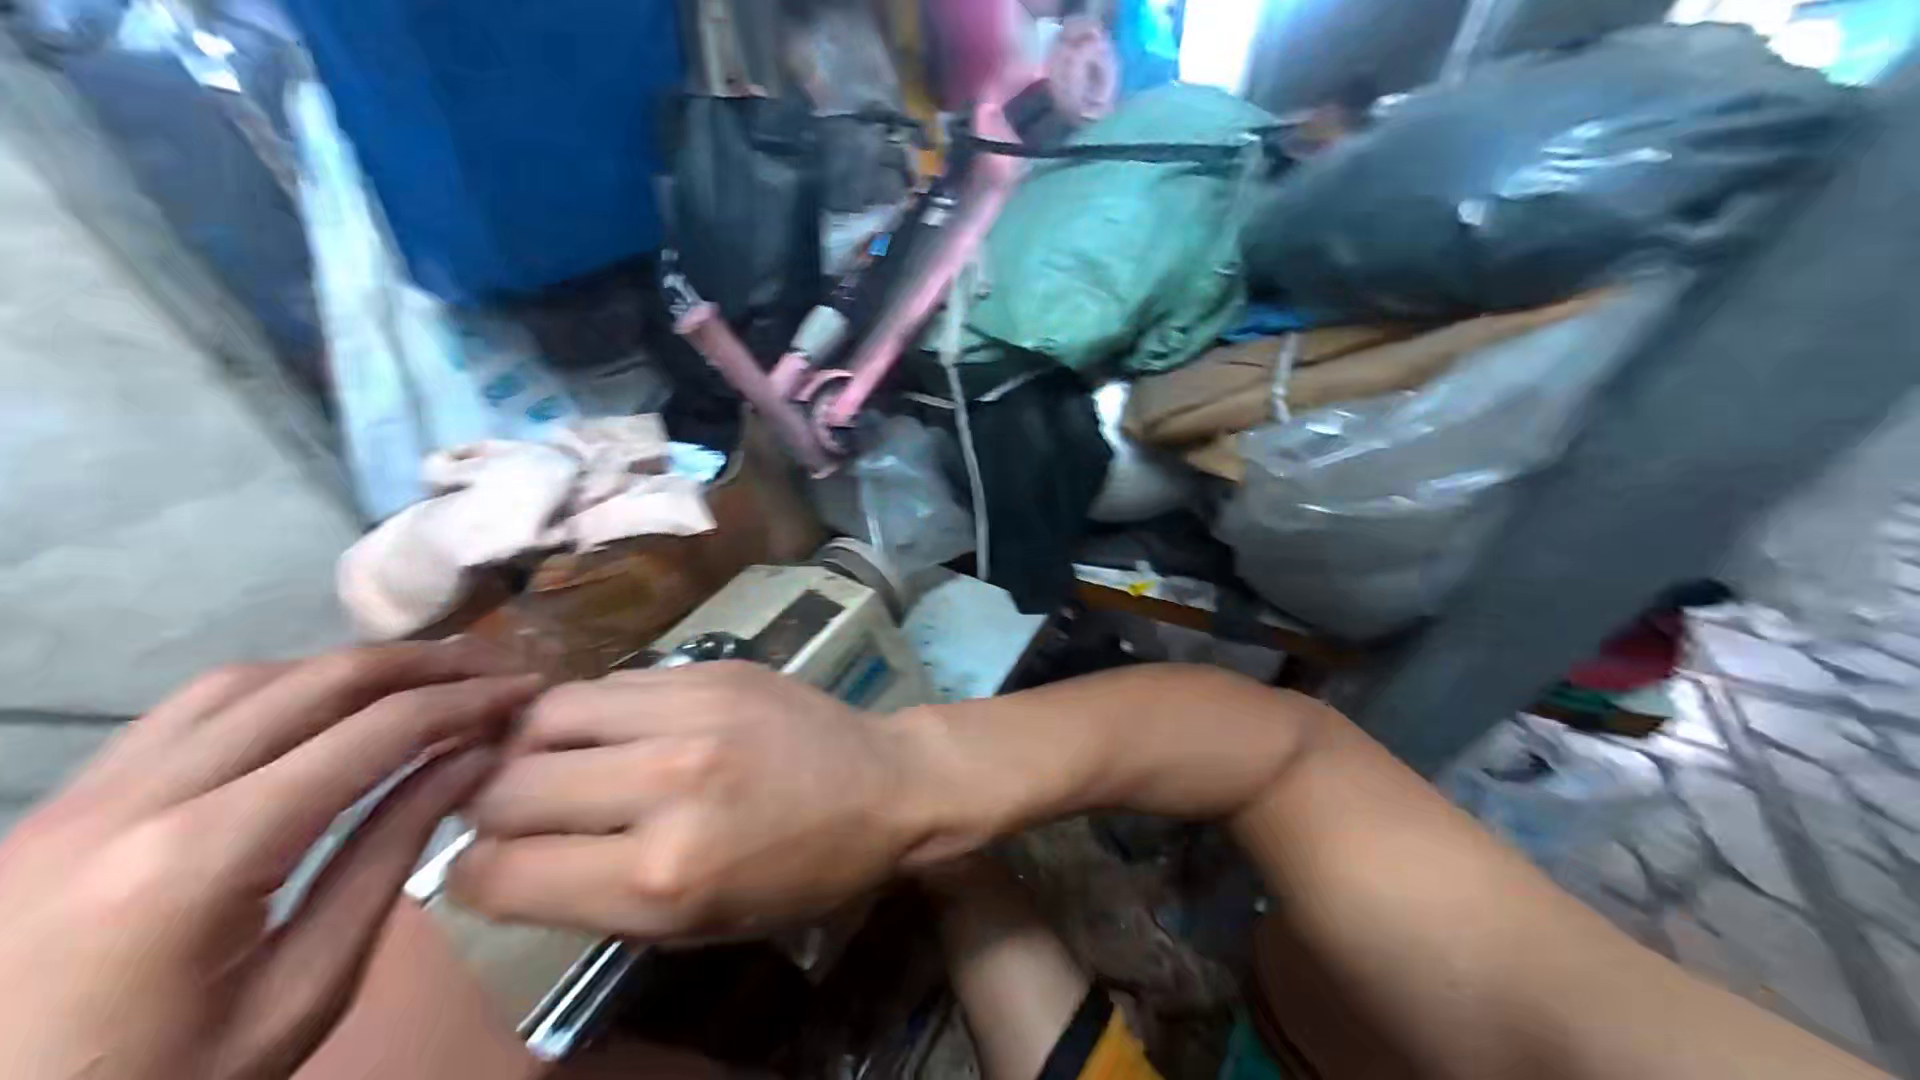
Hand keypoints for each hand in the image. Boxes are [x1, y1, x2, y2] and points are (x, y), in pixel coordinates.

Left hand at [0, 642, 539, 1079]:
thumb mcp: (303, 991)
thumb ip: (390, 855)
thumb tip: (474, 757)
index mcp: (200, 857)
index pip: (376, 730)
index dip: (468, 699)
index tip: (528, 689)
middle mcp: (134, 800)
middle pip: (314, 682)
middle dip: (424, 662)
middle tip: (495, 666)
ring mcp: (78, 799)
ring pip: (246, 680)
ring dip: (352, 667)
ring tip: (423, 676)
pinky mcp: (53, 811)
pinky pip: (186, 713)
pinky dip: (282, 689)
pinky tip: (324, 710)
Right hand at [451, 662, 929, 937]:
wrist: (886, 784)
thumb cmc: (805, 871)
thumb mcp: (702, 924)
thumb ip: (597, 901)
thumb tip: (507, 864)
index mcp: (662, 875)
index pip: (498, 873)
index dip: (474, 878)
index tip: (491, 868)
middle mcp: (665, 783)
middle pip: (506, 787)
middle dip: (490, 809)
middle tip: (519, 813)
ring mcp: (690, 712)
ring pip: (544, 714)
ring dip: (528, 745)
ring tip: (553, 761)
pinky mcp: (712, 668)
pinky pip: (610, 681)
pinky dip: (588, 710)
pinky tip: (609, 727)